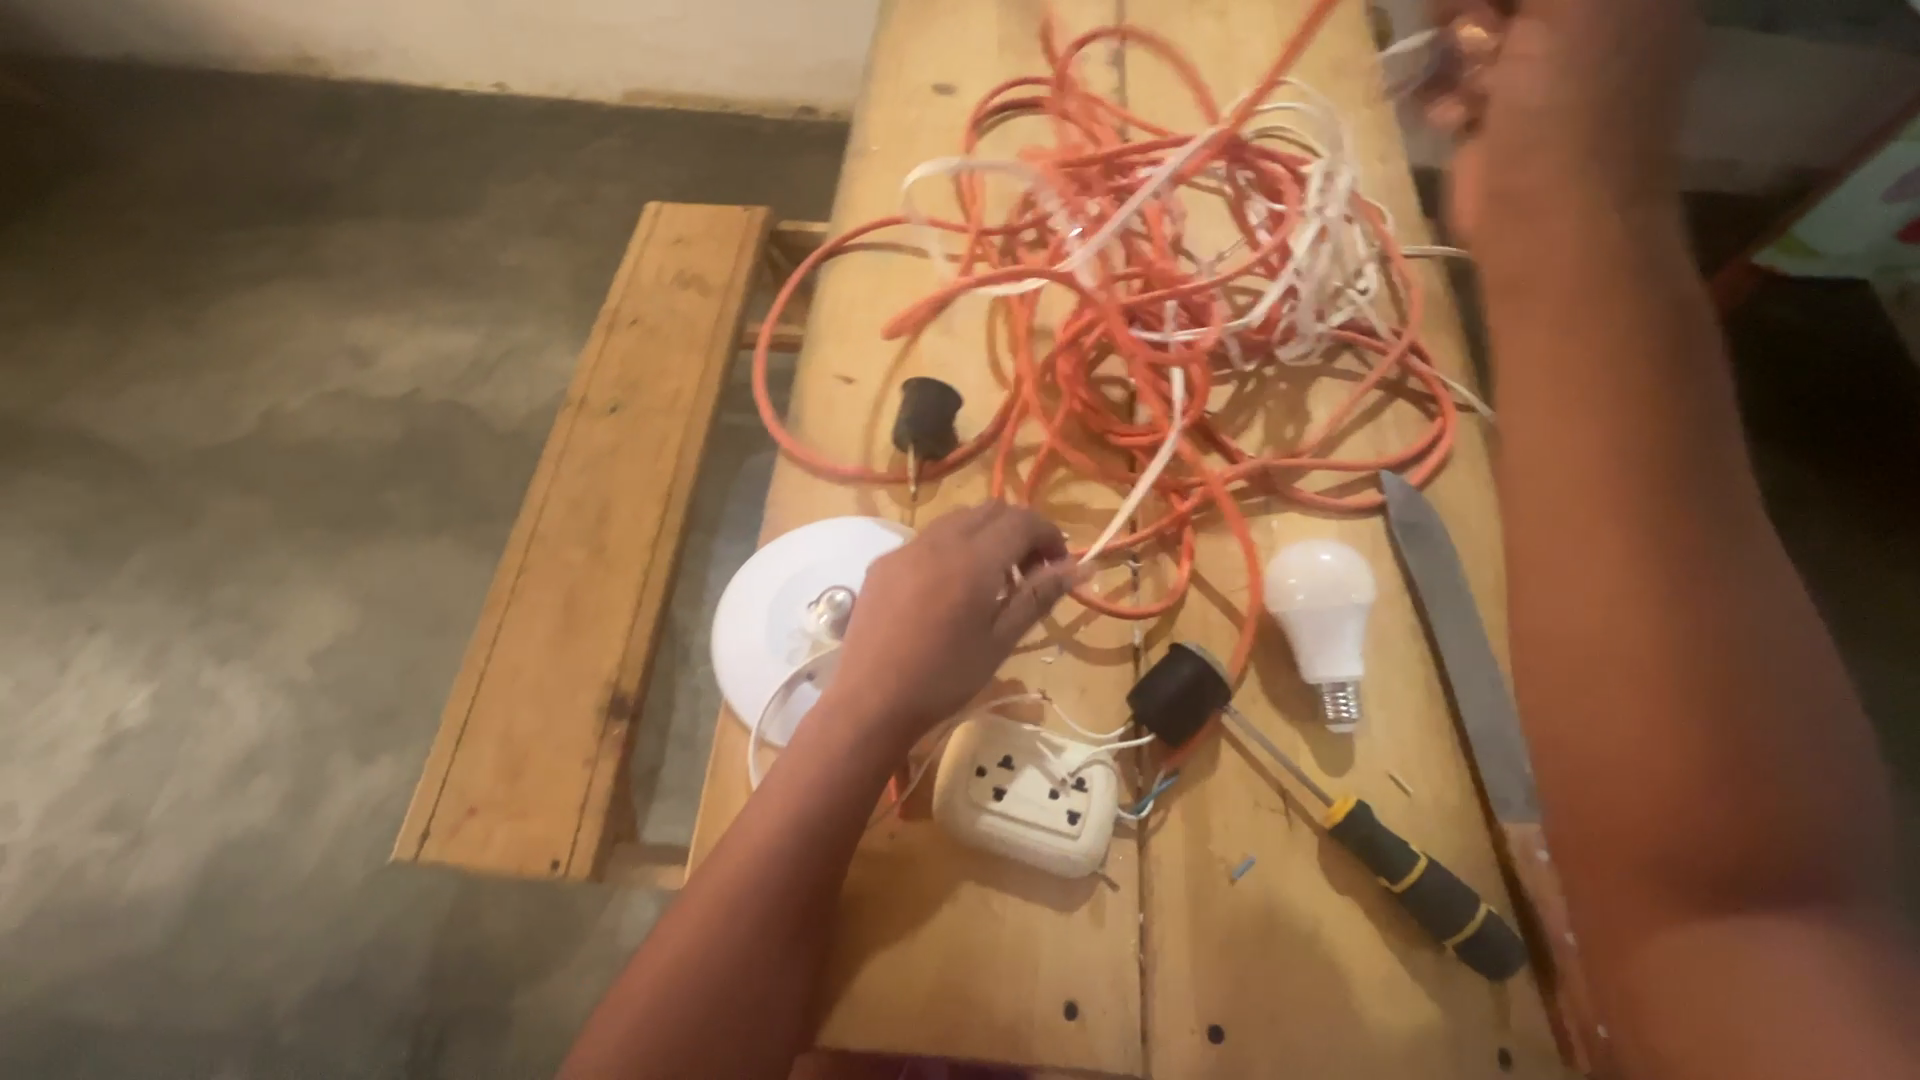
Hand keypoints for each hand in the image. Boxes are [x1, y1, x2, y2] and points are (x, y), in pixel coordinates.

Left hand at [826, 502, 1079, 746]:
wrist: (870, 702)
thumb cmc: (944, 678)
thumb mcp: (1001, 640)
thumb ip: (1039, 596)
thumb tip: (1084, 566)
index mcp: (973, 559)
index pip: (1023, 520)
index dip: (1049, 535)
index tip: (1059, 567)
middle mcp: (938, 541)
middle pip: (990, 510)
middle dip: (1018, 532)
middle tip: (1029, 575)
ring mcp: (904, 549)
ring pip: (956, 521)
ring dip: (985, 538)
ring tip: (990, 585)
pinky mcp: (881, 565)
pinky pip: (926, 541)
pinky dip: (951, 550)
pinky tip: (948, 594)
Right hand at [1422, 0, 1700, 245]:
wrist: (1546, 217)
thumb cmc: (1571, 103)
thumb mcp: (1568, 4)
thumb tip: (1481, 5)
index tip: (1485, 2)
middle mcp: (1589, 15)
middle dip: (1475, 4)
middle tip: (1472, 26)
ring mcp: (1539, 67)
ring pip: (1473, 26)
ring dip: (1452, 47)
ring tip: (1463, 78)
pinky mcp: (1493, 114)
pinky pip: (1452, 78)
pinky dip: (1441, 92)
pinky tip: (1450, 113)